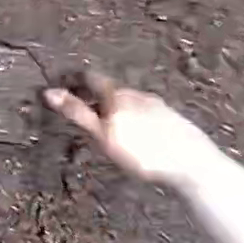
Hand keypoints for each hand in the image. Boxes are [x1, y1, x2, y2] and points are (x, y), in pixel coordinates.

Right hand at [43, 73, 231, 189]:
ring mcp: (158, 106)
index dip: (74, 80)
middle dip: (95, 96)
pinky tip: (137, 133)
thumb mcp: (103, 134)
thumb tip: (49, 92)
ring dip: (115, 107)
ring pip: (129, 101)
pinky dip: (134, 116)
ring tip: (107, 123)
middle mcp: (137, 94)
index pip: (90, 77)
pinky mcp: (173, 120)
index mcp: (117, 94)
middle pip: (110, 89)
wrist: (194, 164)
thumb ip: (77, 112)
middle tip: (82, 108)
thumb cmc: (143, 150)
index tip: (63, 86)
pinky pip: (146, 112)